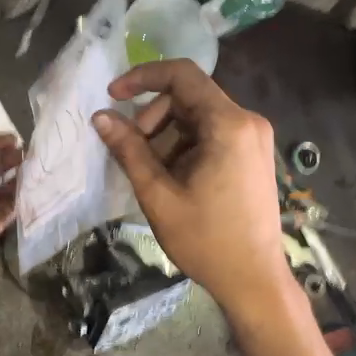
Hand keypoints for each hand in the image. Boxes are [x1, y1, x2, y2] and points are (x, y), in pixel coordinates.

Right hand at [91, 61, 290, 309]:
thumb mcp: (158, 195)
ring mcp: (254, 138)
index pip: (182, 75)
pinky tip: (173, 179)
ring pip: (197, 117)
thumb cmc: (206, 241)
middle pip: (188, 97)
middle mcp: (247, 121)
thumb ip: (129, 150)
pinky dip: (185, 147)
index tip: (113, 96)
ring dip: (167, 136)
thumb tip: (100, 117)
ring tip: (153, 175)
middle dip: (153, 119)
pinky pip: (211, 135)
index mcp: (229, 125)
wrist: (254, 280)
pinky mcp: (253, 154)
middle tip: (133, 154)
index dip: (143, 77)